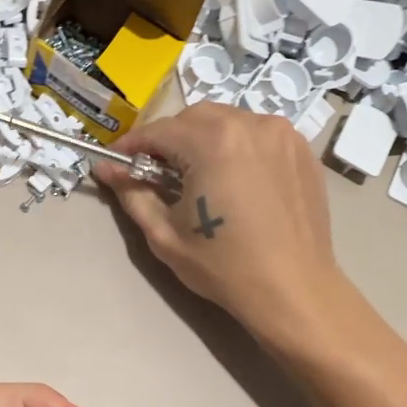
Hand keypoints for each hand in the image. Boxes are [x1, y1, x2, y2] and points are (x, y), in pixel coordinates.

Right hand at [99, 103, 345, 340]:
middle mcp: (249, 124)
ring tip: (199, 176)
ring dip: (204, 139)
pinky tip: (234, 180)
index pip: (159, 130)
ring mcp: (281, 134)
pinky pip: (258, 135)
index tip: (116, 162)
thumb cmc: (224, 267)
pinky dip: (238, 147)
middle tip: (158, 173)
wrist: (293, 288)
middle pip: (194, 117)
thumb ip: (133, 194)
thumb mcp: (165, 235)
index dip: (132, 145)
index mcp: (212, 142)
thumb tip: (105, 168)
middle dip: (170, 139)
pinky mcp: (301, 149)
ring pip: (228, 120)